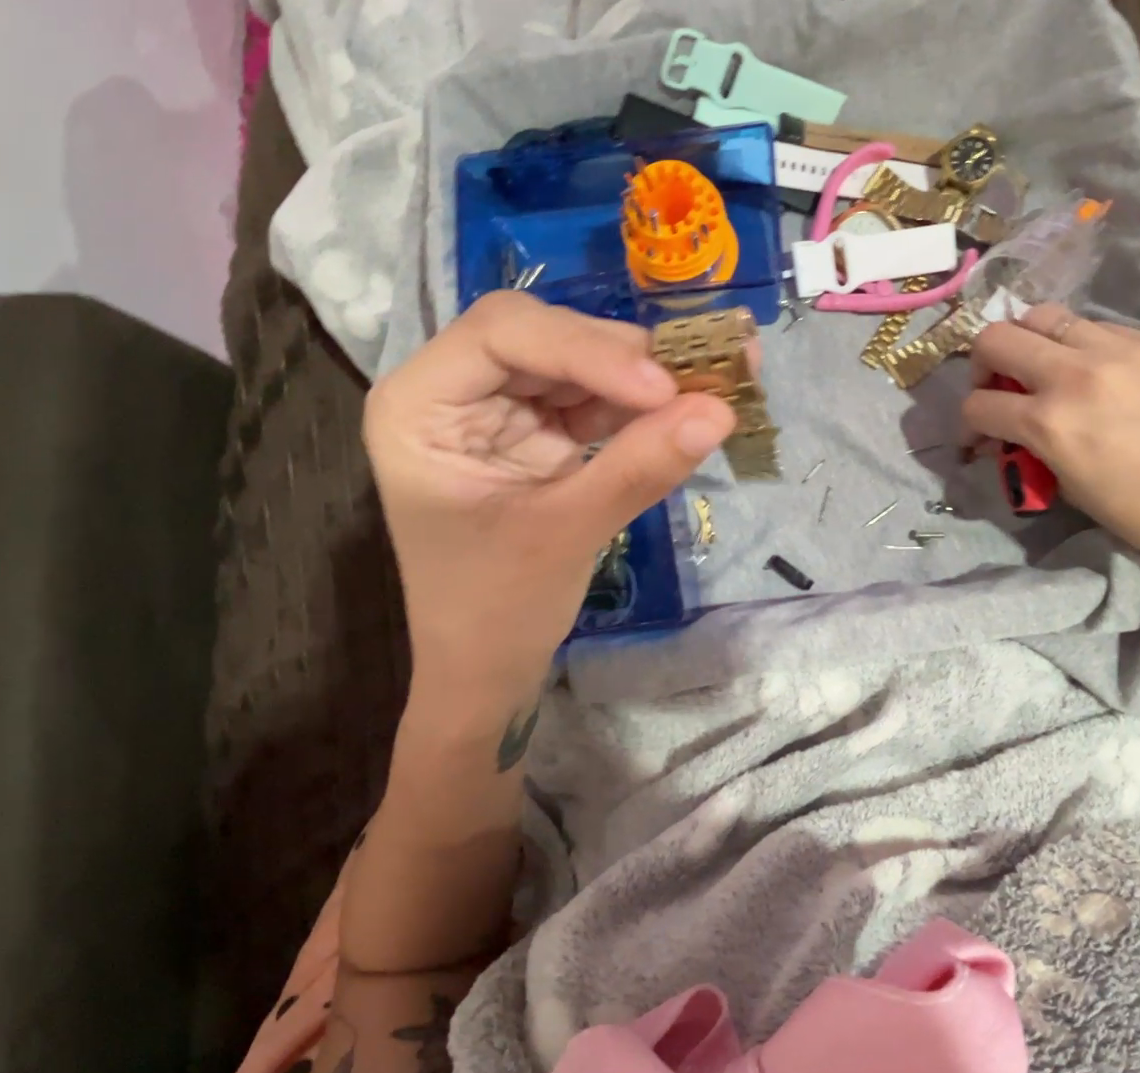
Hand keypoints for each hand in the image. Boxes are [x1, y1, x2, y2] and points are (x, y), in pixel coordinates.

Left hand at [363, 292, 736, 695]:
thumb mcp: (564, 535)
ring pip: (575, 360)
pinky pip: (591, 398)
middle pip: (542, 336)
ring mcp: (494, 409)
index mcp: (418, 407)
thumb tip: (722, 410)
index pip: (502, 335)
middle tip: (704, 374)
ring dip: (643, 372)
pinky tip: (691, 402)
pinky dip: (640, 403)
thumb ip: (637, 468)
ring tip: (716, 379)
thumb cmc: (495, 611)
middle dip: (621, 356)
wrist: (485, 671)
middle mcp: (450, 391)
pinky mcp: (534, 431)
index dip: (585, 348)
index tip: (662, 387)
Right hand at [962, 304, 1139, 606]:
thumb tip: (1022, 434)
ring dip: (1031, 343)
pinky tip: (1106, 378)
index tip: (979, 438)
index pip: (977, 404)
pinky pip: (1103, 329)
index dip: (968, 424)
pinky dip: (1084, 348)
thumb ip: (1038, 451)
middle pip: (996, 337)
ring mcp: (1125, 350)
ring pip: (1047, 317)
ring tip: (1048, 372)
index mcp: (1051, 421)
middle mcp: (1078, 372)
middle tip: (1000, 389)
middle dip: (983, 365)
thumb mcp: (1076, 492)